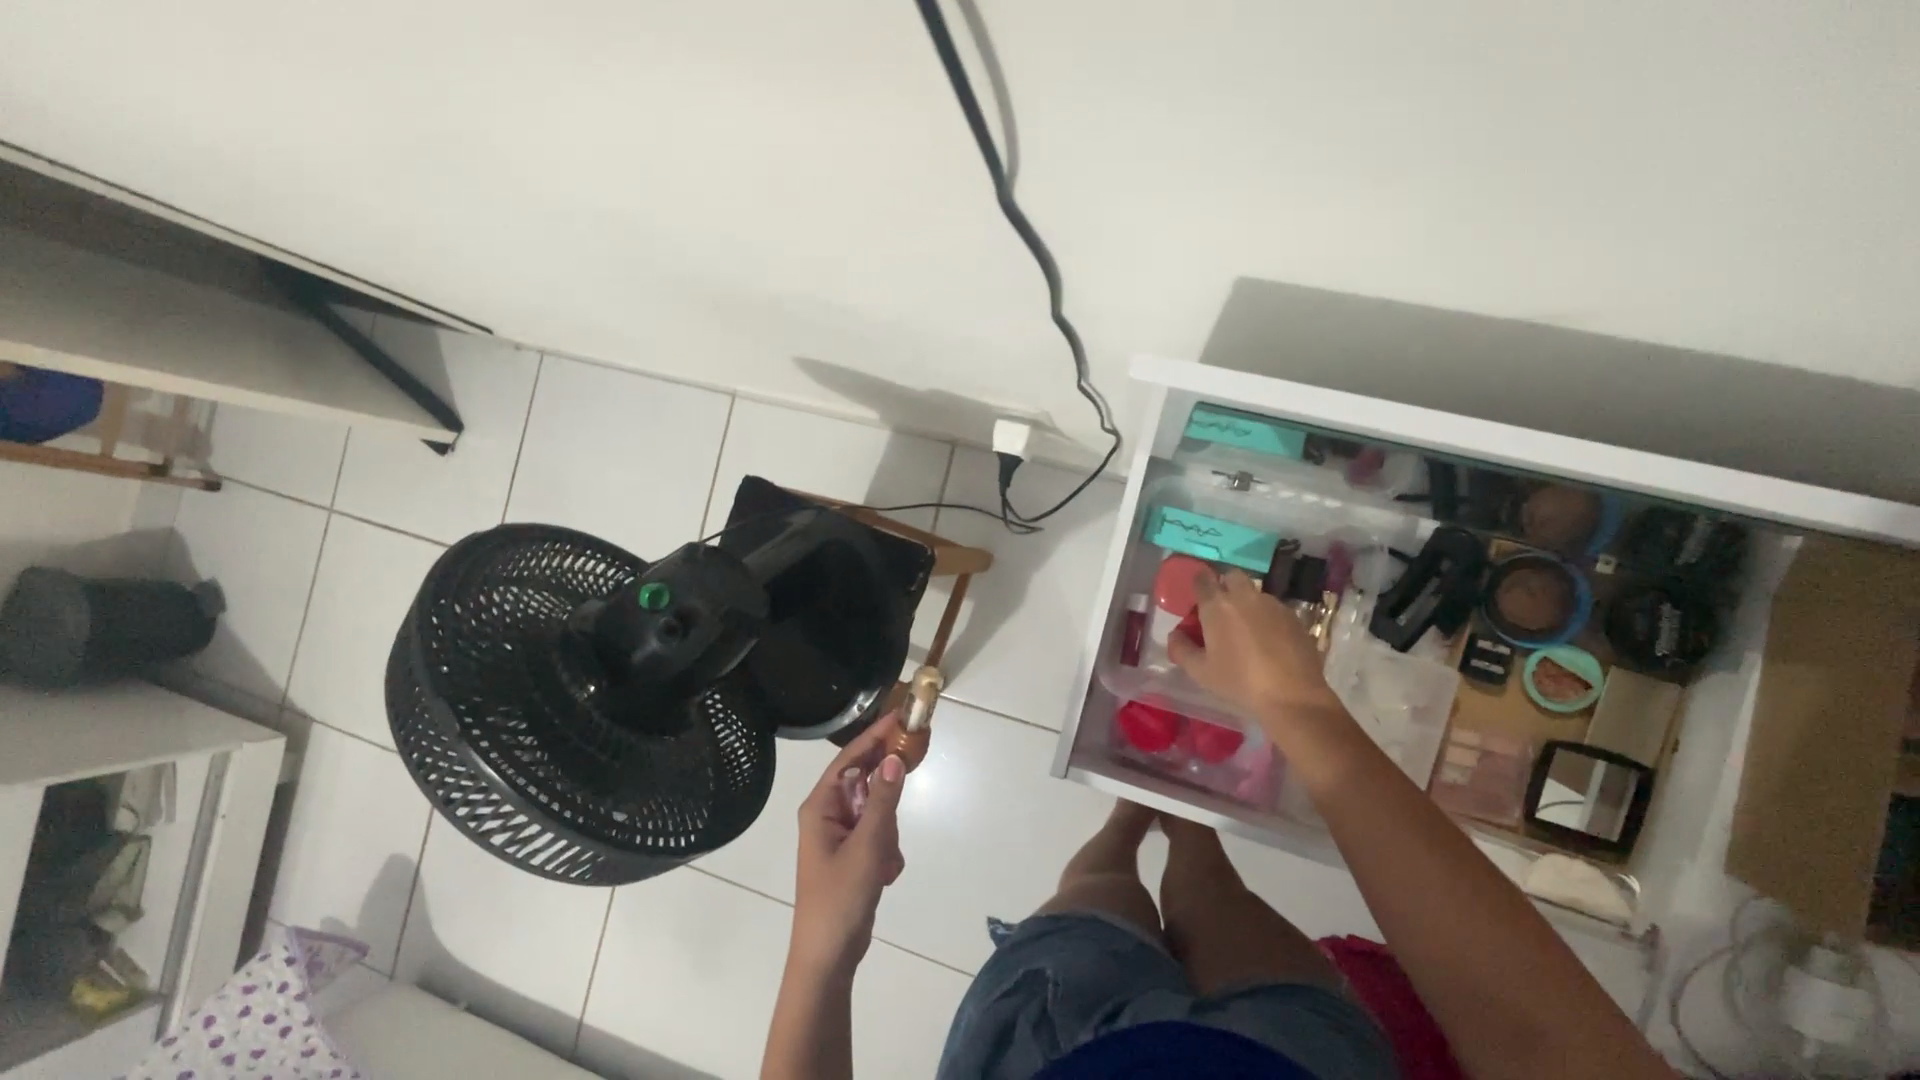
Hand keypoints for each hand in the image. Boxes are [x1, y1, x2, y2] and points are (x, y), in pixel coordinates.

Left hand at [790, 711, 907, 978]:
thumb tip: (894, 758)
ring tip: (884, 862)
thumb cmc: (840, 898)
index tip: (902, 717)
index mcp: (820, 807)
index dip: (874, 736)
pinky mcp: (853, 856)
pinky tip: (885, 876)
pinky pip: (879, 837)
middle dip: (887, 791)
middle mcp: (827, 816)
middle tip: (915, 767)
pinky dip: (887, 852)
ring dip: (888, 833)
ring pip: (876, 812)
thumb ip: (883, 801)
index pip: (849, 759)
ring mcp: (840, 837)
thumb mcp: (866, 847)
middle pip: (865, 782)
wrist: (828, 957)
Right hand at [1167, 568, 1344, 725]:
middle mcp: (1245, 597)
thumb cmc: (1239, 682)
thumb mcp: (1200, 672)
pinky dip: (1267, 618)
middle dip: (1224, 586)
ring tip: (1247, 632)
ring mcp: (1273, 605)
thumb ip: (1181, 649)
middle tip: (1221, 613)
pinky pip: (1274, 609)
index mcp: (1218, 606)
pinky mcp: (1295, 617)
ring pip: (1255, 593)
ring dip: (1247, 603)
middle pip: (1232, 576)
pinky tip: (1269, 643)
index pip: (1202, 578)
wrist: (1292, 696)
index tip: (1197, 603)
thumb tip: (1175, 634)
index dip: (1198, 586)